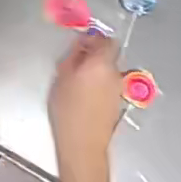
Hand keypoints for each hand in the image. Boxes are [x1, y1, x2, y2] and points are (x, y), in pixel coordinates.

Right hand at [48, 33, 125, 168]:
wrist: (82, 141)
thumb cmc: (67, 108)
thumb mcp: (62, 77)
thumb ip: (73, 58)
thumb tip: (81, 46)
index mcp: (101, 63)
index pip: (106, 41)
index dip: (94, 39)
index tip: (79, 45)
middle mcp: (115, 73)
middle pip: (108, 56)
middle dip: (93, 56)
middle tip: (74, 63)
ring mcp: (118, 88)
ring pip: (108, 71)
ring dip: (95, 71)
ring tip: (76, 81)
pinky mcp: (117, 102)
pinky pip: (108, 85)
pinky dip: (98, 84)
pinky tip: (83, 95)